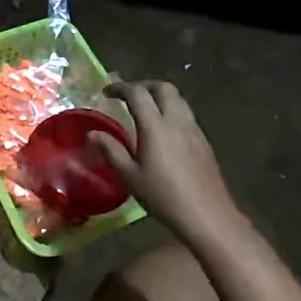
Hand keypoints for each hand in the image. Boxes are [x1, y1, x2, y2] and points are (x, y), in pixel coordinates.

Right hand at [91, 80, 245, 243]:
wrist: (207, 215)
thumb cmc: (164, 197)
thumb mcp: (130, 177)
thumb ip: (111, 150)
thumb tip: (93, 133)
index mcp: (156, 126)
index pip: (137, 93)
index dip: (120, 88)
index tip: (106, 92)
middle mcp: (177, 121)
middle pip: (163, 88)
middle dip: (143, 85)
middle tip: (127, 96)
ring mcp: (194, 130)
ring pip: (178, 99)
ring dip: (160, 96)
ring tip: (145, 109)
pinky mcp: (204, 141)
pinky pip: (186, 114)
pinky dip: (172, 110)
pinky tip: (164, 130)